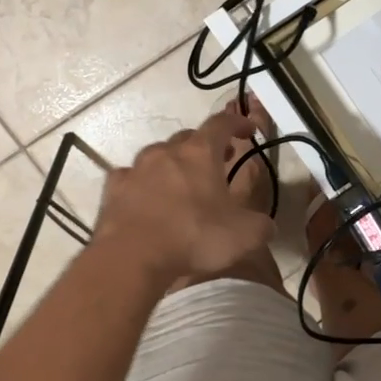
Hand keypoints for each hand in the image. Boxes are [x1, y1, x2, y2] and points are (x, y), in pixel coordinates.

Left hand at [93, 108, 274, 283]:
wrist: (132, 257)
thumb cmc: (195, 237)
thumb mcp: (246, 235)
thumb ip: (262, 225)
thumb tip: (266, 226)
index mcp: (201, 154)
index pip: (222, 124)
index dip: (237, 123)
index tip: (248, 129)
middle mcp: (167, 152)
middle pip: (188, 138)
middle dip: (205, 147)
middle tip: (218, 163)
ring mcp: (136, 169)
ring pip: (157, 156)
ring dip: (172, 164)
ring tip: (181, 184)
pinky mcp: (113, 190)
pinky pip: (131, 178)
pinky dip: (142, 184)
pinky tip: (146, 200)